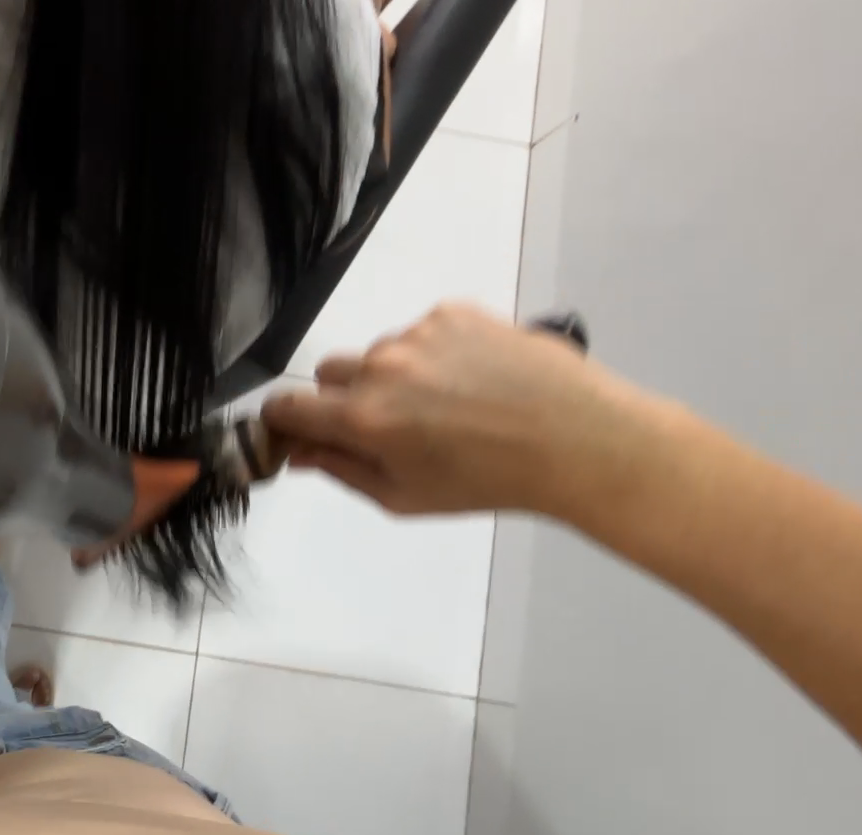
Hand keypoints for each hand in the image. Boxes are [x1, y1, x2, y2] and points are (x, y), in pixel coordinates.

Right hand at [260, 303, 666, 517]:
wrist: (580, 440)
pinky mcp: (454, 311)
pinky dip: (428, 354)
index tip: (297, 433)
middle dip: (340, 398)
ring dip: (389, 376)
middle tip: (386, 424)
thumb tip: (296, 452)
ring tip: (442, 400)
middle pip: (326, 373)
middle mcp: (380, 368)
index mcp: (362, 419)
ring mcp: (417, 334)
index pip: (286, 406)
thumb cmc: (483, 483)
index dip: (282, 421)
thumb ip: (339, 470)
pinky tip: (467, 376)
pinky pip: (417, 332)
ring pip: (376, 354)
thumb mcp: (400, 496)